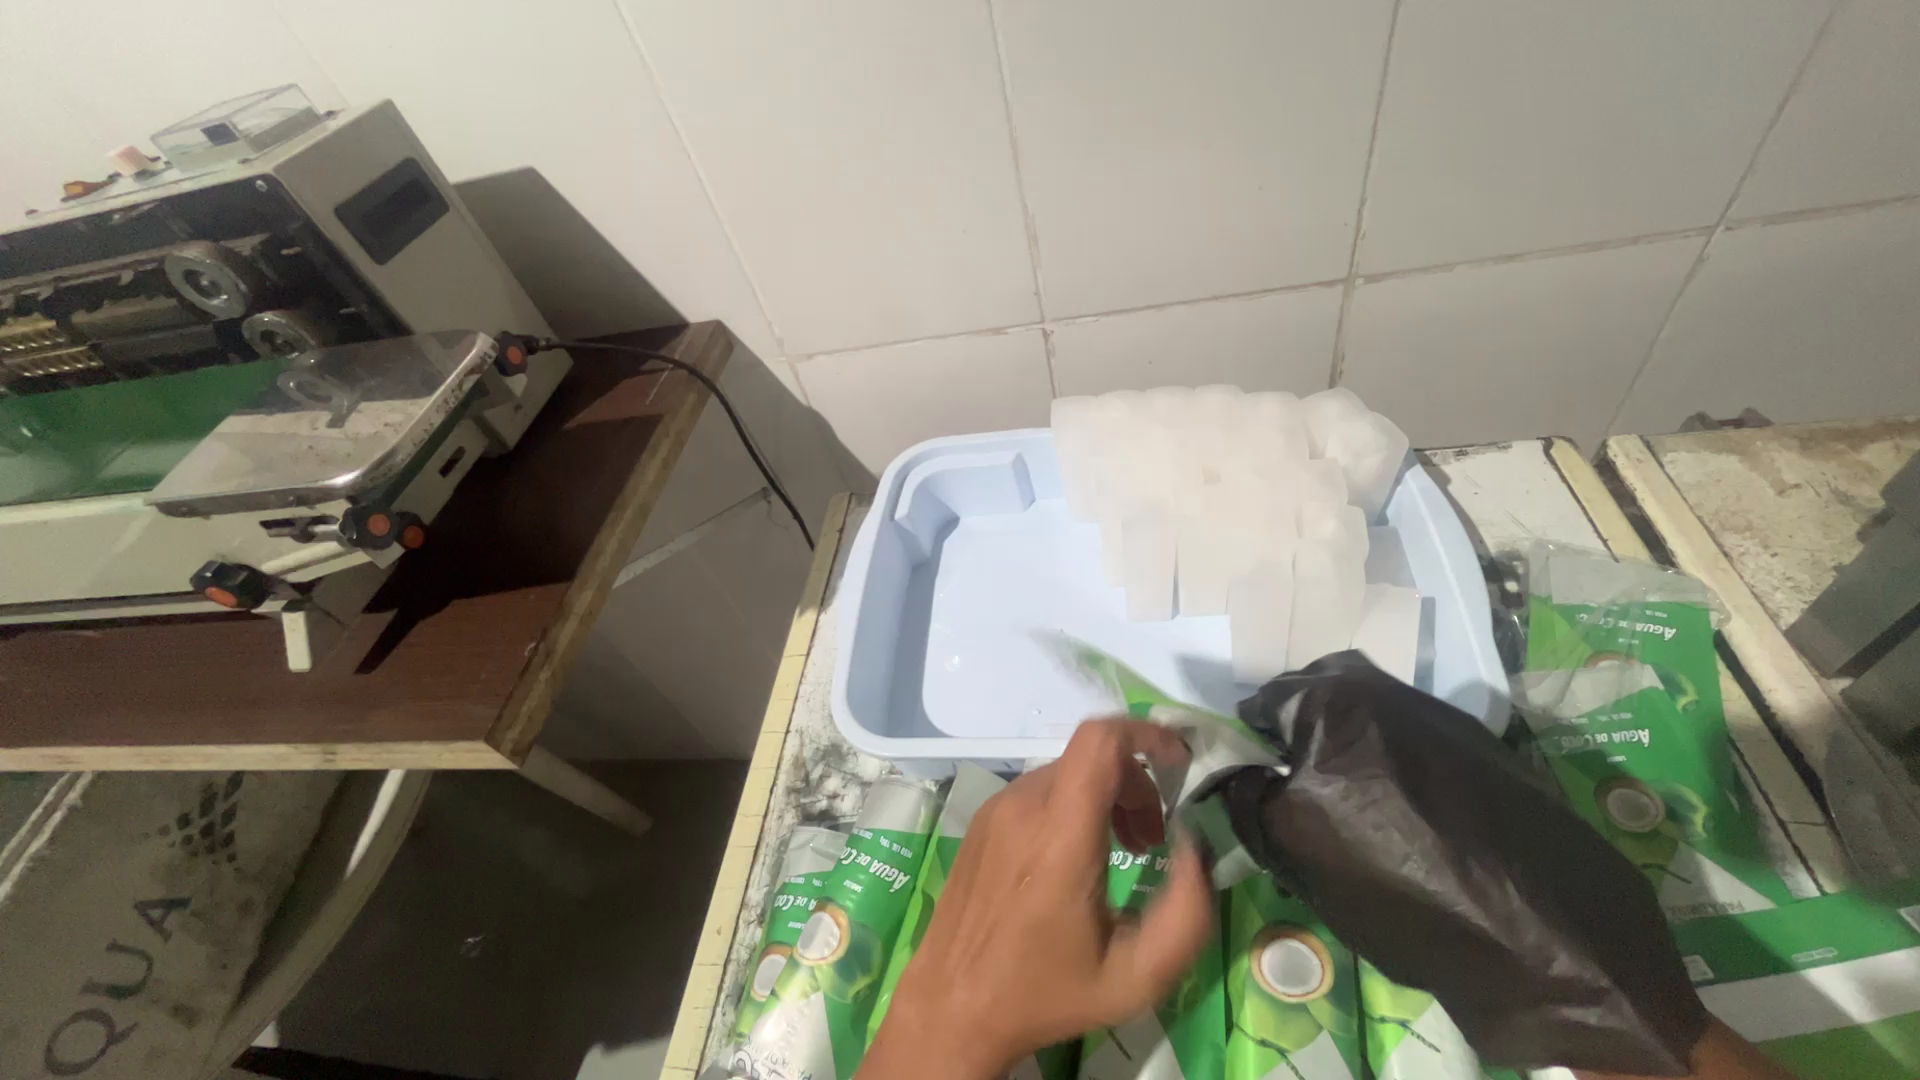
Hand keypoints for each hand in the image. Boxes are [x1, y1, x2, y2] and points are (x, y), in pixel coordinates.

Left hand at [859, 720, 1213, 1079]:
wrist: (953, 1006)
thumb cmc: (1046, 992)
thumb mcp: (1136, 977)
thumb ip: (1186, 912)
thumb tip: (1194, 847)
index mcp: (1060, 834)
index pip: (1099, 741)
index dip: (1146, 734)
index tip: (1179, 761)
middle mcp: (1024, 805)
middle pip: (1092, 757)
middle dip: (1137, 785)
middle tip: (1153, 840)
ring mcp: (997, 808)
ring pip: (1066, 773)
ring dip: (1107, 799)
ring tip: (1122, 851)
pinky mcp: (982, 820)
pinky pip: (1039, 791)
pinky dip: (1072, 807)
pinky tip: (1076, 859)